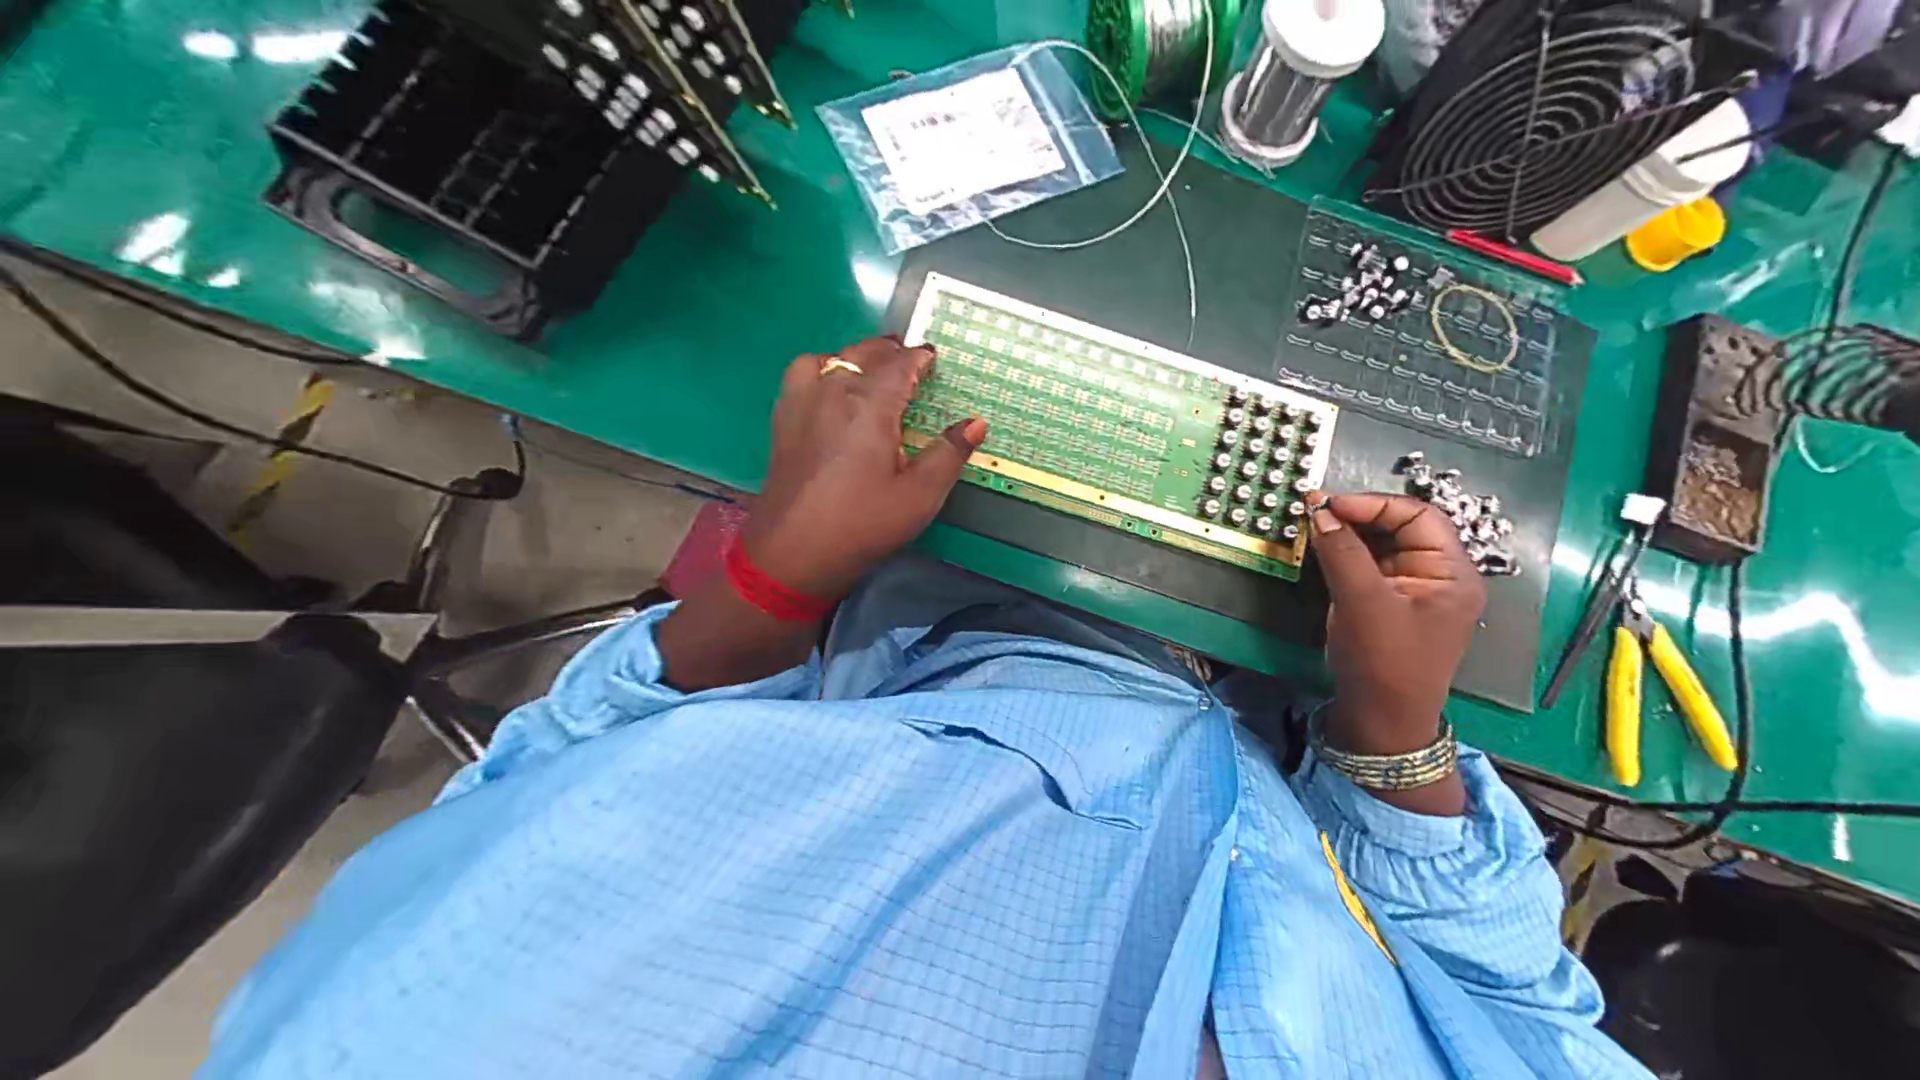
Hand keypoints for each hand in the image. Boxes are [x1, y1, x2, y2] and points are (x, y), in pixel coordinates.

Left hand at [742, 337, 986, 598]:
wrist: (793, 551)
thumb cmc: (862, 524)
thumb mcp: (919, 496)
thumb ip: (948, 455)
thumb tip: (976, 423)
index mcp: (870, 404)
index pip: (901, 365)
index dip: (921, 357)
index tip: (934, 356)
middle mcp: (834, 391)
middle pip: (865, 352)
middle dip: (891, 350)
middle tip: (910, 360)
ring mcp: (803, 402)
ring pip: (831, 357)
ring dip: (856, 355)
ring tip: (871, 368)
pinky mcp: (783, 419)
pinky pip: (803, 373)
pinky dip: (822, 367)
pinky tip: (829, 388)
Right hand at [1308, 491, 1484, 812]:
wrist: (1380, 717)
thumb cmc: (1382, 660)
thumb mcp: (1362, 602)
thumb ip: (1341, 552)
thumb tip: (1318, 511)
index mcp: (1451, 573)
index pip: (1417, 517)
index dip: (1372, 505)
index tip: (1327, 505)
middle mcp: (1437, 575)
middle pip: (1400, 527)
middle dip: (1358, 516)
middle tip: (1315, 512)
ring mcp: (1411, 589)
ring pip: (1380, 545)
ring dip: (1347, 533)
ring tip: (1313, 526)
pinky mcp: (1386, 601)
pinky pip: (1368, 565)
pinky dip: (1344, 553)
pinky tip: (1321, 548)